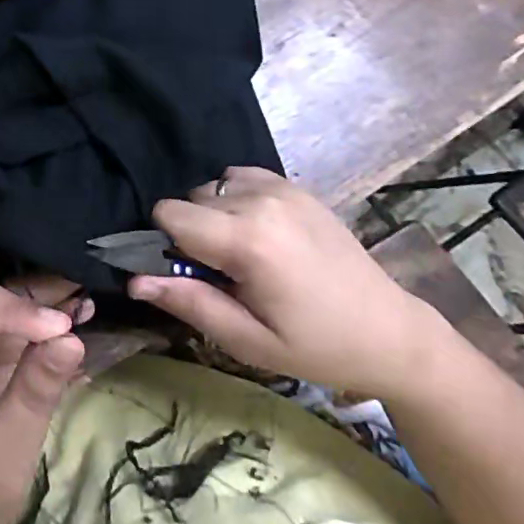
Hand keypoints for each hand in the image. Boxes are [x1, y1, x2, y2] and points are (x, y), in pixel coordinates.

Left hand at [0, 220, 89, 523]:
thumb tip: (71, 335)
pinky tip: (86, 305)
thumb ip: (35, 391)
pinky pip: (25, 306)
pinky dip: (54, 299)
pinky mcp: (1, 342)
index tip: (60, 326)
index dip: (14, 307)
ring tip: (86, 273)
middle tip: (39, 222)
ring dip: (39, 270)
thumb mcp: (3, 451)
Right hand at [126, 168, 449, 399]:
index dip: (164, 243)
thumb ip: (189, 302)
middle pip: (190, 198)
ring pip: (214, 186)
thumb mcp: (248, 340)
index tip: (188, 272)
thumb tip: (134, 280)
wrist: (389, 331)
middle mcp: (262, 200)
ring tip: (243, 252)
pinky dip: (236, 198)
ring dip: (214, 215)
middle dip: (191, 232)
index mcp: (248, 240)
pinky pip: (241, 177)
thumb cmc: (316, 346)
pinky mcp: (296, 185)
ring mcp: (282, 187)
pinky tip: (259, 231)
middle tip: (222, 272)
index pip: (170, 213)